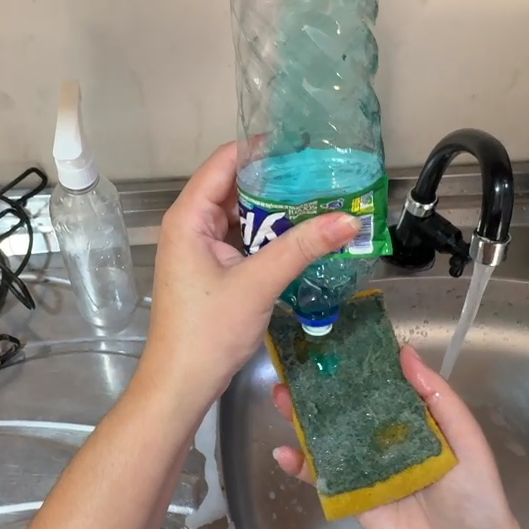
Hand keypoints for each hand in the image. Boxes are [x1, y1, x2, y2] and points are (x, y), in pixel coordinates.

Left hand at [136, 143, 358, 412]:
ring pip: (241, 214)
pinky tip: (302, 234)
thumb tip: (348, 220)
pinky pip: (242, 238)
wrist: (180, 384)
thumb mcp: (258, 284)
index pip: (224, 162)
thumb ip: (302, 248)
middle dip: (276, 179)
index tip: (303, 144)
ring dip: (276, 208)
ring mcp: (199, 247)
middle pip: (234, 186)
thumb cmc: (207, 331)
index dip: (261, 149)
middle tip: (322, 172)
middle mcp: (190, 225)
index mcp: (188, 217)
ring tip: (321, 197)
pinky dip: (268, 234)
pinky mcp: (211, 268)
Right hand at [273, 344, 526, 528]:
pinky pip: (321, 478)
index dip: (351, 365)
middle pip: (343, 409)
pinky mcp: (351, 497)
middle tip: (290, 369)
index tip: (325, 343)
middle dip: (314, 388)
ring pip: (325, 438)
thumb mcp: (466, 441)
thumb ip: (438, 399)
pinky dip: (300, 466)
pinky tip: (283, 454)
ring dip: (299, 418)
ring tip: (279, 398)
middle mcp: (381, 439)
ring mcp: (363, 467)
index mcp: (408, 420)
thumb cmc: (476, 495)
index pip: (375, 385)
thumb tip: (405, 352)